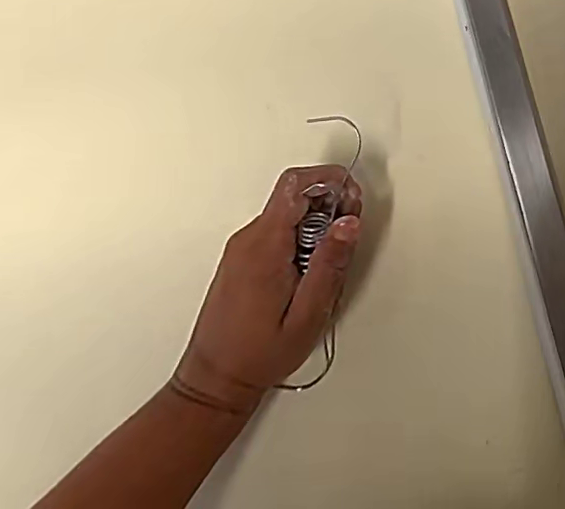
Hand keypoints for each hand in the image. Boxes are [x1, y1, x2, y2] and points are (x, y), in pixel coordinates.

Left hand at [170, 165, 363, 413]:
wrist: (213, 383)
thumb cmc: (258, 354)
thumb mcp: (308, 312)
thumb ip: (331, 262)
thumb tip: (349, 222)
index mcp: (264, 247)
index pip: (296, 184)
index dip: (332, 181)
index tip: (351, 200)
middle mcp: (249, 239)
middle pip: (297, 193)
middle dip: (332, 203)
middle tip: (348, 232)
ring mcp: (244, 247)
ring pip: (291, 209)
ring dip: (320, 221)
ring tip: (329, 258)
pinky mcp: (245, 255)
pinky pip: (281, 226)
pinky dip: (305, 234)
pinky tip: (312, 266)